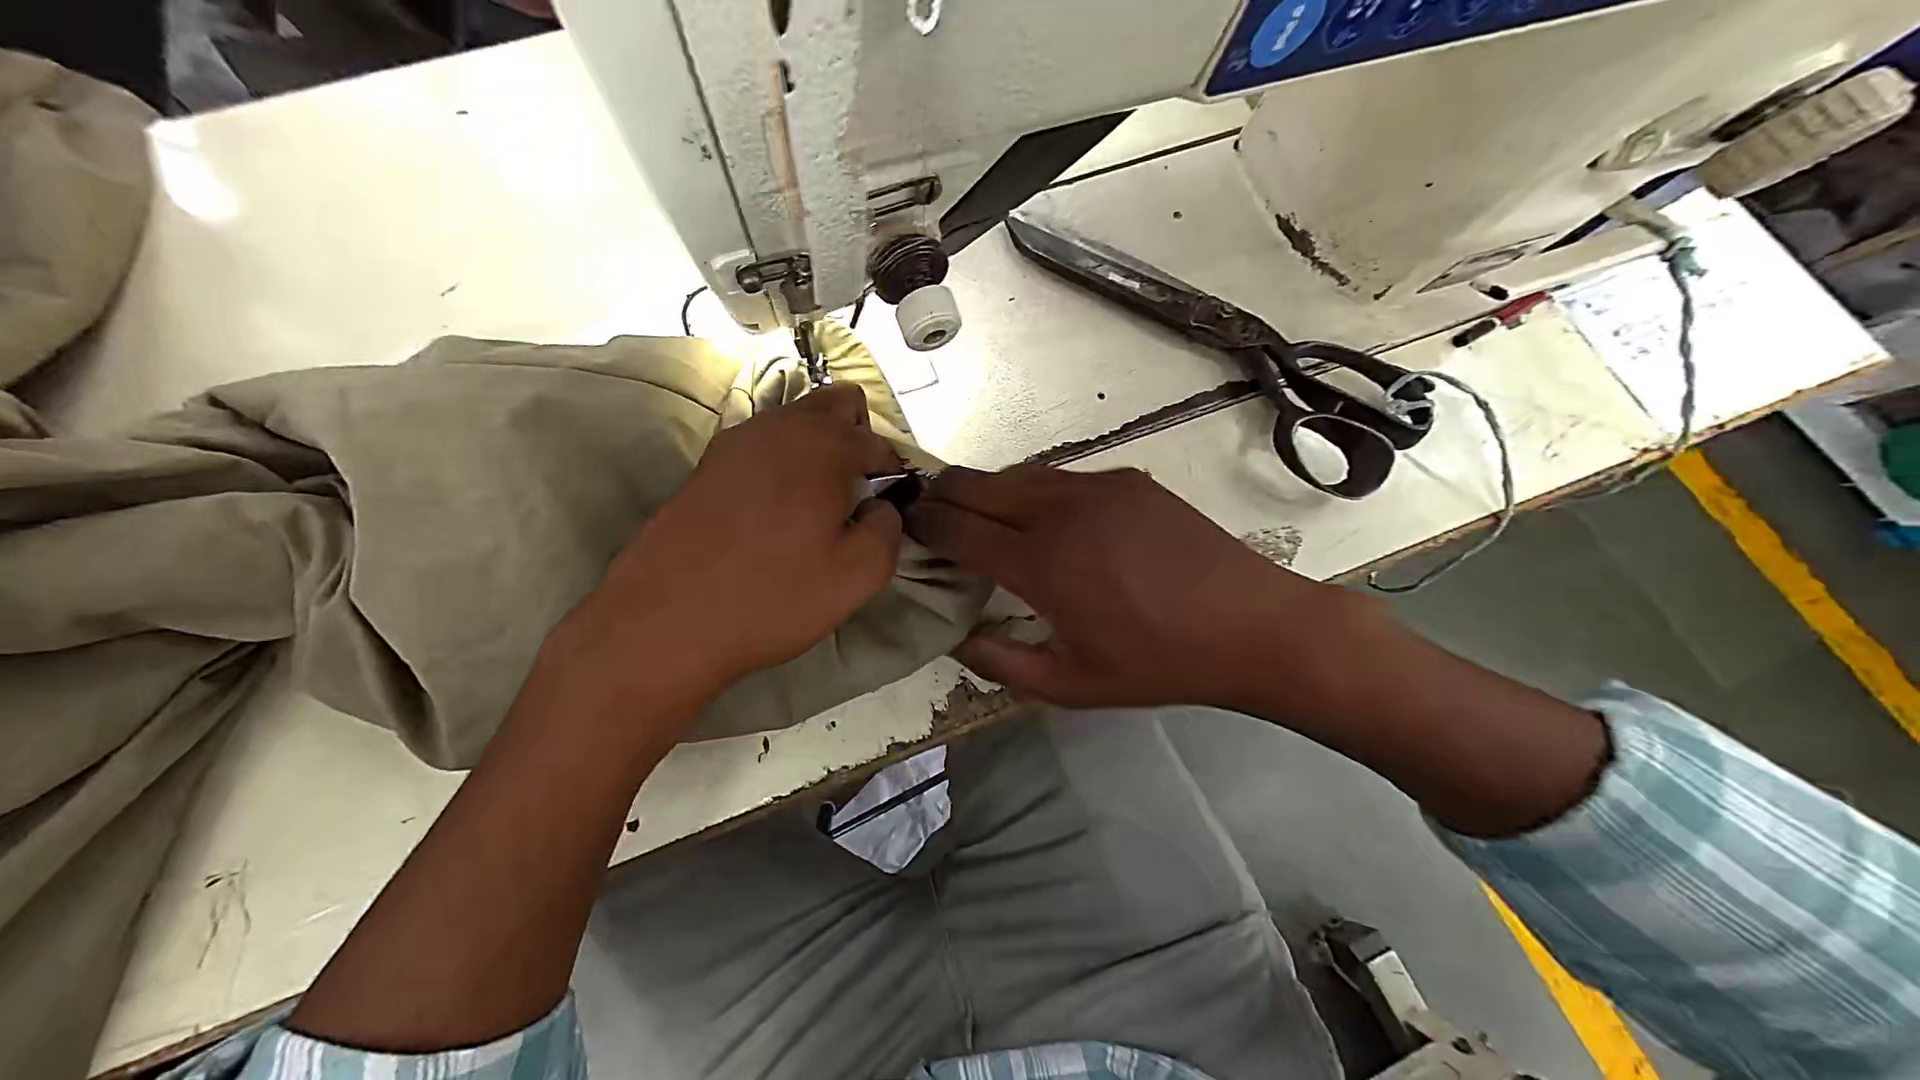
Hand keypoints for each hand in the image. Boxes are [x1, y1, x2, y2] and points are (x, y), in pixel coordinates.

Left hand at [557, 384, 904, 718]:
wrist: (664, 621)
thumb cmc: (773, 596)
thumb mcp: (859, 575)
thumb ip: (888, 529)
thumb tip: (880, 508)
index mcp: (824, 444)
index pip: (878, 442)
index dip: (891, 477)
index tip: (884, 512)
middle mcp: (779, 426)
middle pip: (836, 404)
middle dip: (857, 438)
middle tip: (853, 495)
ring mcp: (736, 441)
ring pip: (795, 422)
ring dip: (816, 451)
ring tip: (812, 510)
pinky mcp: (706, 465)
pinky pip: (761, 447)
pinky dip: (780, 465)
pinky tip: (772, 516)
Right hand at [904, 465, 1383, 713]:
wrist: (1251, 625)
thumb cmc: (1158, 663)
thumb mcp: (1070, 684)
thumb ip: (999, 661)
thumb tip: (955, 636)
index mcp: (1039, 563)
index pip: (955, 528)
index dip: (921, 525)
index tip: (904, 528)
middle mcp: (1059, 510)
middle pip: (975, 483)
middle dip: (941, 496)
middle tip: (930, 516)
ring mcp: (1096, 487)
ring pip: (1017, 474)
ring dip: (988, 492)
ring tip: (984, 519)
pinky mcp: (1127, 479)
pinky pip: (1061, 476)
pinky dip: (1035, 492)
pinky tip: (1048, 520)